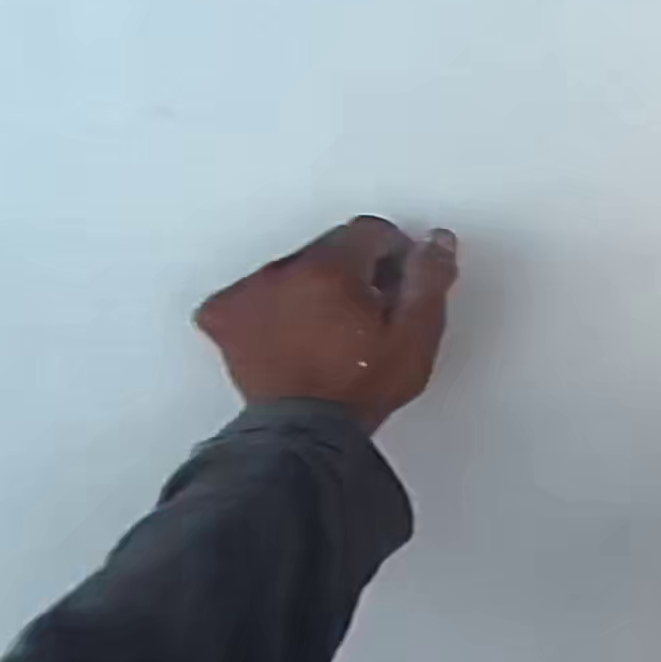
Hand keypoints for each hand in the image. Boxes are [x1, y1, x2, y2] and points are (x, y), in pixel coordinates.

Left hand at [196, 216, 459, 432]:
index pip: (369, 230)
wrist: (307, 430)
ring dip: (323, 284)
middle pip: (333, 246)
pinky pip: (264, 287)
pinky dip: (286, 300)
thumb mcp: (420, 330)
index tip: (403, 282)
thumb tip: (436, 239)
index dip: (397, 252)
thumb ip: (429, 276)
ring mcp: (246, 294)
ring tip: (341, 327)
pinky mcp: (224, 314)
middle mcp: (279, 273)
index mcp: (328, 272)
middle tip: (376, 311)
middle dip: (360, 269)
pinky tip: (306, 330)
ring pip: (300, 265)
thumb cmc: (366, 383)